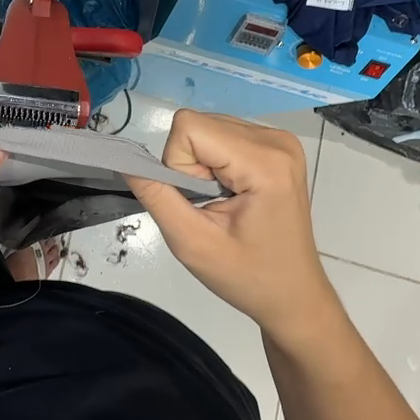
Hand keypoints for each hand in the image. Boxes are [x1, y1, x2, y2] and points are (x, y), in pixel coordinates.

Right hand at [125, 111, 341, 350]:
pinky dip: (214, 160)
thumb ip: (155, 195)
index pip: (189, 127)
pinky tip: (232, 192)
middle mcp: (276, 140)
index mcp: (265, 162)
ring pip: (206, 127)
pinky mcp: (276, 145)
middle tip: (212, 205)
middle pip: (198, 124)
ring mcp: (279, 139)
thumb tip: (124, 160)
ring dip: (200, 163)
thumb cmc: (247, 277)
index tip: (198, 200)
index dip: (178, 163)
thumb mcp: (191, 244)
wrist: (294, 295)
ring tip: (223, 200)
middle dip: (190, 164)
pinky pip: (220, 134)